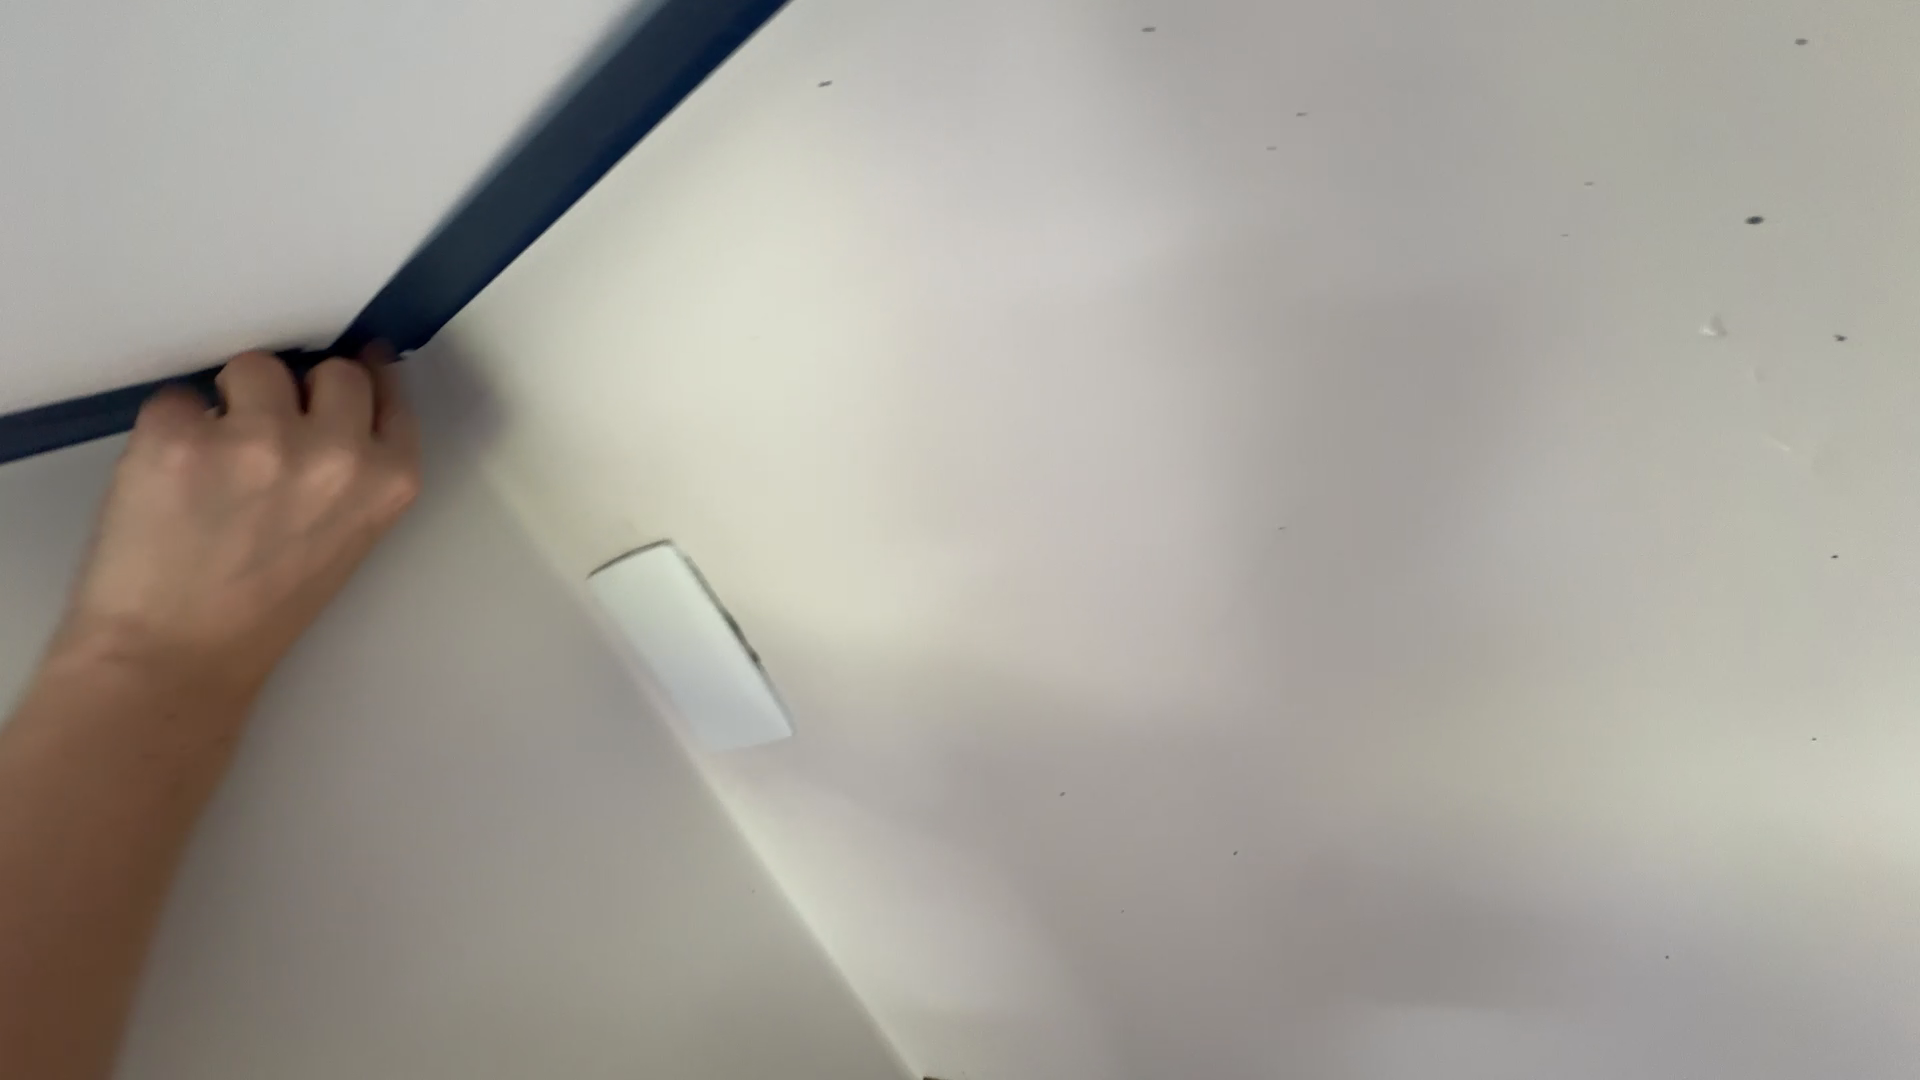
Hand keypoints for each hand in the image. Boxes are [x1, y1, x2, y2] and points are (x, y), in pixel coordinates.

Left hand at [53, 345, 420, 700]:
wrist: (186, 644)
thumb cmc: (279, 593)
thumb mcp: (359, 527)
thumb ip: (366, 465)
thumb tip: (337, 401)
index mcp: (393, 481)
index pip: (392, 397)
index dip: (372, 374)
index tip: (360, 358)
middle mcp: (341, 455)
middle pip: (334, 371)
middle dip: (306, 387)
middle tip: (278, 420)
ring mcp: (262, 442)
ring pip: (256, 367)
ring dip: (238, 395)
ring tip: (222, 444)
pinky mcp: (181, 438)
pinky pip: (177, 396)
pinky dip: (174, 423)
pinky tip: (178, 469)